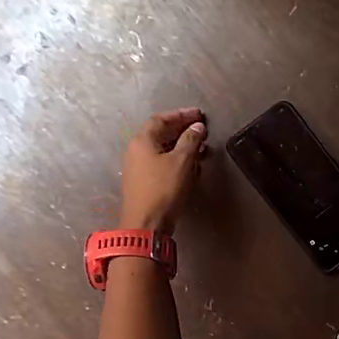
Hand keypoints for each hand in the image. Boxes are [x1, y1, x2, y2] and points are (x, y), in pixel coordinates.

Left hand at [121, 109, 208, 232]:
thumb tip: (197, 127)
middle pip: (161, 133)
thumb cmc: (164, 189)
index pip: (162, 119)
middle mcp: (136, 151)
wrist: (146, 223)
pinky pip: (162, 163)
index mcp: (142, 141)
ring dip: (183, 147)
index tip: (199, 115)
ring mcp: (138, 167)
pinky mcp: (144, 182)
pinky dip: (177, 160)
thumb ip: (191, 140)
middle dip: (183, 130)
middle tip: (202, 130)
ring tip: (202, 149)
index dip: (181, 115)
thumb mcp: (182, 161)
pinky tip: (192, 166)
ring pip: (163, 149)